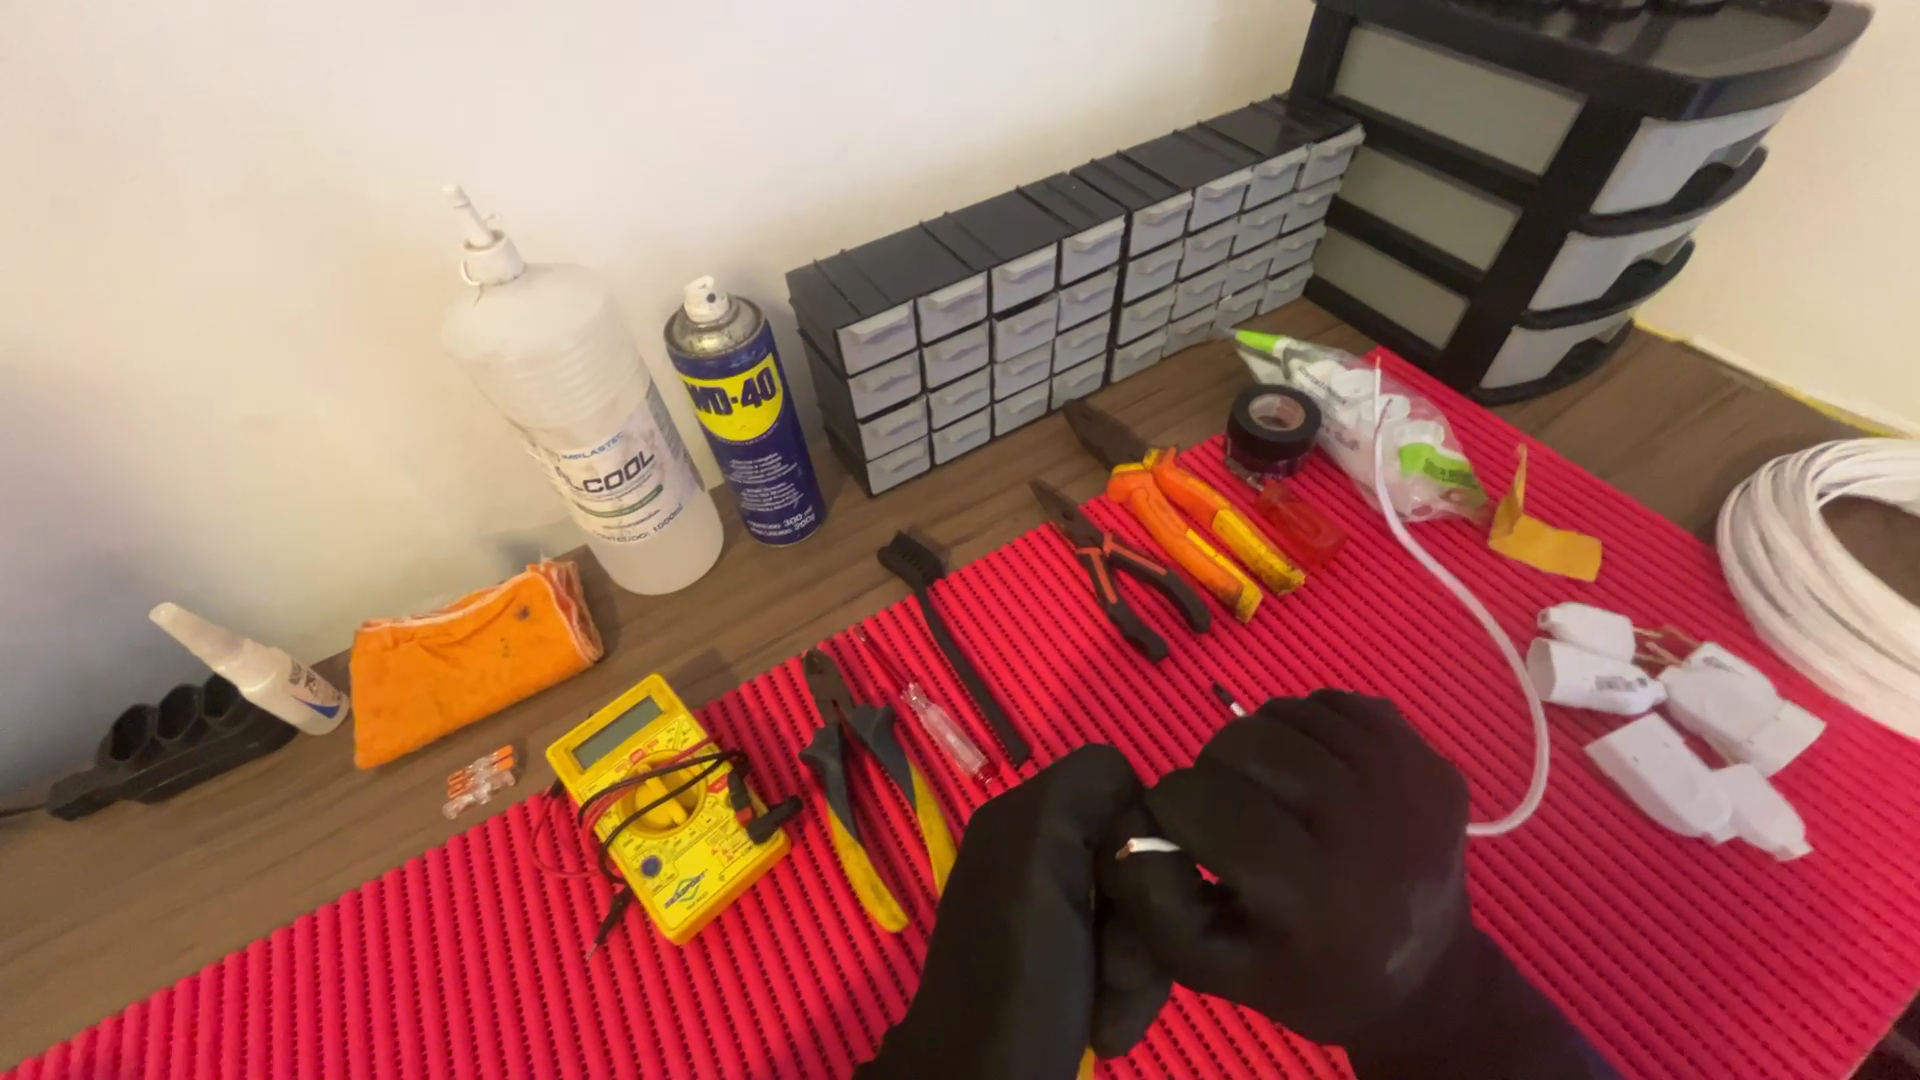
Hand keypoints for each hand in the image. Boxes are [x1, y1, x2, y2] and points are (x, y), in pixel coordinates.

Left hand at [858, 745, 1170, 1079]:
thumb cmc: (1017, 972)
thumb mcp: (1039, 856)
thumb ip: (1079, 792)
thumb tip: (1131, 789)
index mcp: (1022, 814)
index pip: (1116, 782)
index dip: (1137, 833)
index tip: (1126, 891)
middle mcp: (1035, 848)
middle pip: (1135, 848)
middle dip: (1142, 914)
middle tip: (1113, 967)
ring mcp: (1052, 904)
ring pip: (1142, 905)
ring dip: (1139, 962)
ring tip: (1107, 1005)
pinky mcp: (1068, 955)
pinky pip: (1129, 948)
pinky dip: (1129, 991)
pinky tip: (1105, 1023)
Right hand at [1102, 691, 1474, 1056]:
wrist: (1425, 979)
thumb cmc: (1304, 973)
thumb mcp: (1210, 963)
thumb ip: (1150, 896)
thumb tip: (1128, 823)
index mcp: (1309, 889)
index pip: (1199, 799)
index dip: (1170, 809)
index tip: (1181, 833)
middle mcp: (1365, 825)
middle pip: (1243, 742)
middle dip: (1212, 768)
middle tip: (1224, 806)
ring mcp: (1405, 782)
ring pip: (1285, 713)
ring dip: (1256, 742)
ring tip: (1266, 789)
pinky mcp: (1427, 757)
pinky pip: (1333, 703)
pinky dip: (1304, 726)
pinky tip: (1311, 773)